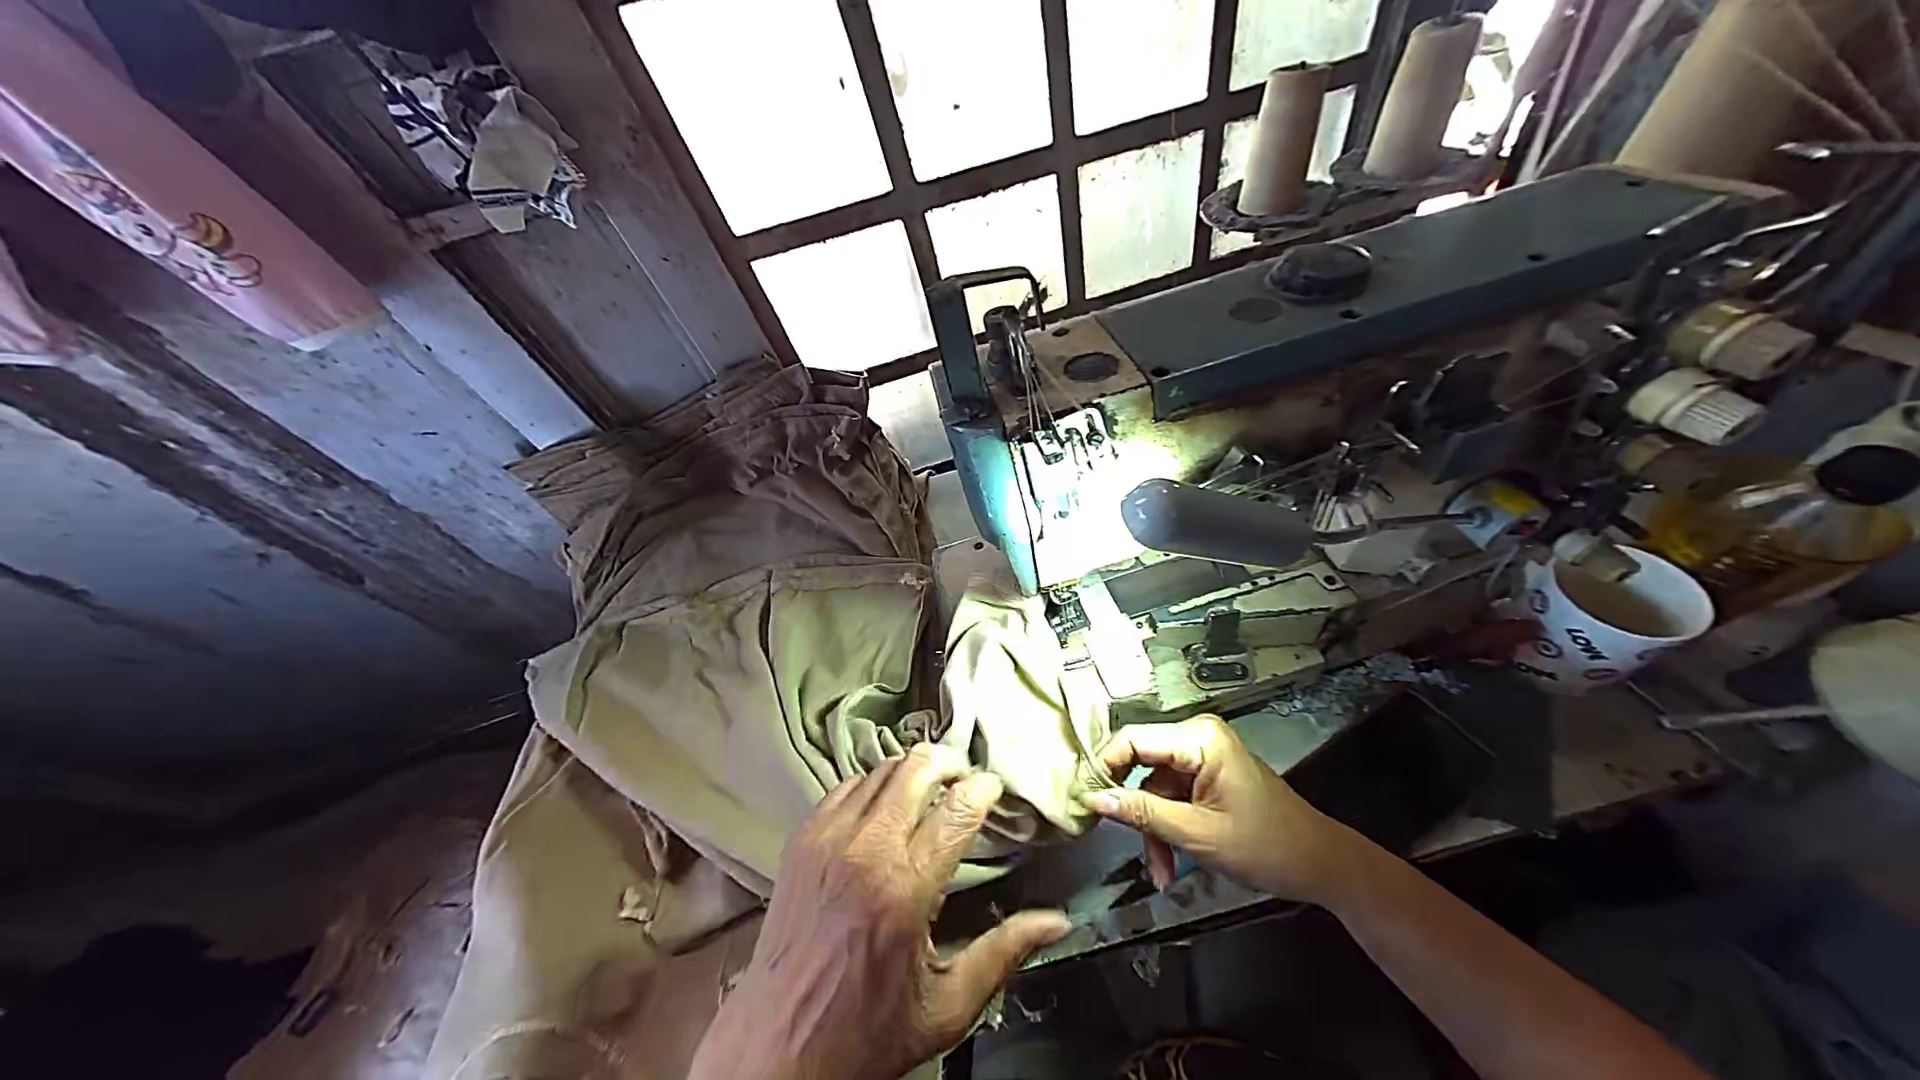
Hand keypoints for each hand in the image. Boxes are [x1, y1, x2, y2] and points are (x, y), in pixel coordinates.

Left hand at [689, 743, 1071, 1079]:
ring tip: (930, 788)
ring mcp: (827, 840)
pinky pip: (845, 786)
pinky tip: (885, 804)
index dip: (983, 789)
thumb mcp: (948, 1005)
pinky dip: (872, 785)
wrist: (776, 1048)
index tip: (994, 788)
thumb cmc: (868, 1031)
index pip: (956, 810)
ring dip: (910, 771)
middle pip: (915, 770)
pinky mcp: (801, 841)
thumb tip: (1057, 920)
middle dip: (948, 763)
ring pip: (880, 770)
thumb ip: (1005, 952)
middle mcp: (865, 852)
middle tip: (964, 777)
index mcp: (905, 890)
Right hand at [1080, 714, 1364, 905]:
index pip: (1132, 740)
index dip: (1104, 768)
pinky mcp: (1205, 775)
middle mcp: (1197, 737)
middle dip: (1134, 810)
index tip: (1084, 801)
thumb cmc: (1266, 846)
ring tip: (1161, 871)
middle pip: (1140, 765)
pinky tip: (1170, 863)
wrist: (1321, 865)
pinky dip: (1167, 828)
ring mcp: (1201, 756)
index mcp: (1199, 737)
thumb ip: (1142, 813)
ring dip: (1152, 829)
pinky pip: (1170, 796)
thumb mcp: (1197, 833)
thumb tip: (1092, 797)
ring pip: (1152, 787)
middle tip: (1120, 841)